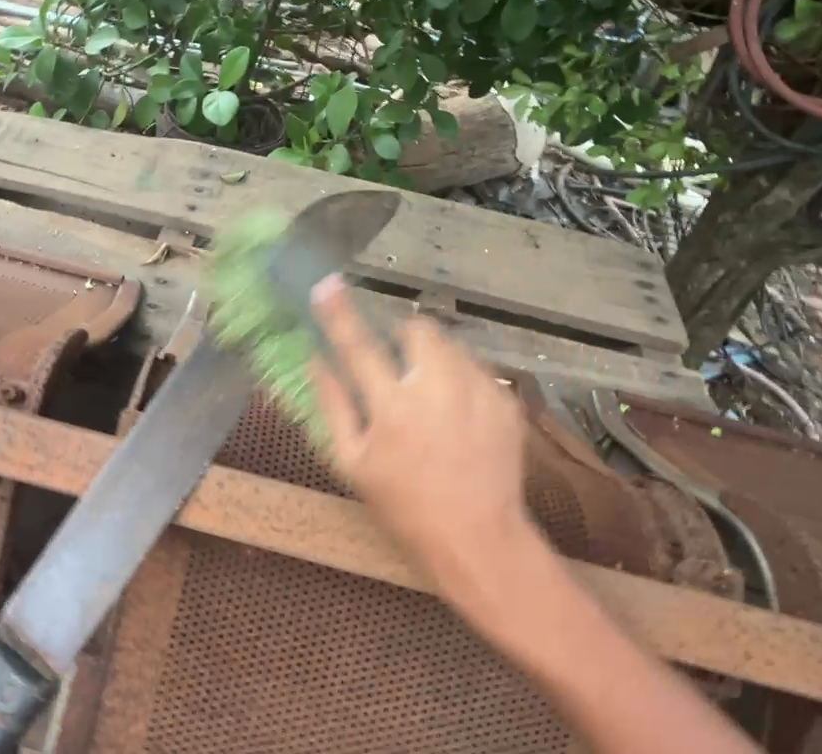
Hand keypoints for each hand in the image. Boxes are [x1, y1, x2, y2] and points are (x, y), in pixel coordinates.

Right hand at [308, 275, 551, 612]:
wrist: (479, 538)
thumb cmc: (404, 506)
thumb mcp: (353, 464)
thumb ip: (333, 406)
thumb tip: (315, 360)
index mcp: (393, 408)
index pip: (358, 347)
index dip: (339, 313)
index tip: (326, 284)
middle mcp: (437, 391)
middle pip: (418, 330)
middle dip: (404, 336)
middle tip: (398, 362)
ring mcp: (477, 392)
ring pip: (450, 345)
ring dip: (433, 357)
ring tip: (430, 394)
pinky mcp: (505, 401)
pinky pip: (476, 368)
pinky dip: (461, 379)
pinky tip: (457, 414)